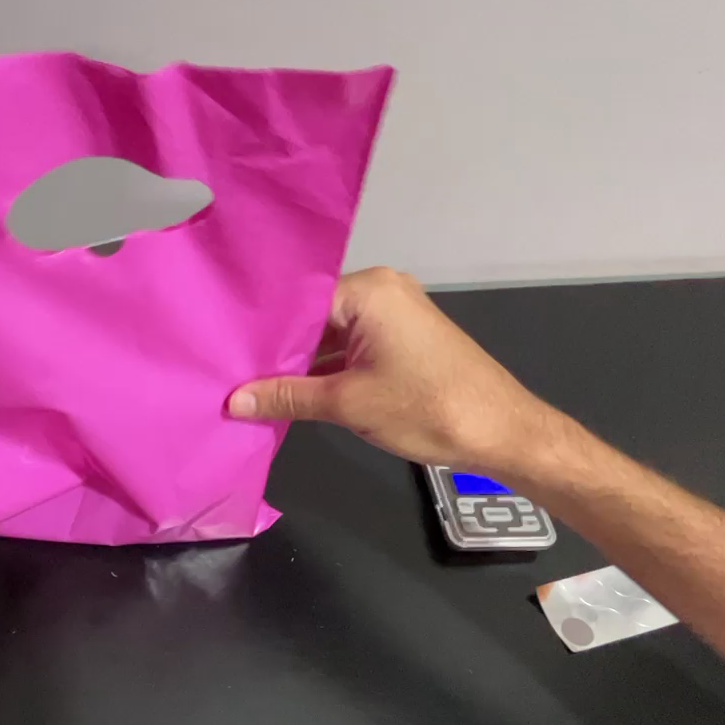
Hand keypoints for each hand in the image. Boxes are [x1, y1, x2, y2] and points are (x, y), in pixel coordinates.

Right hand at [228, 267, 563, 477]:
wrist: (502, 433)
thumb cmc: (427, 408)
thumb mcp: (346, 403)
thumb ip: (285, 398)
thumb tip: (232, 402)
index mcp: (368, 291)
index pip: (296, 303)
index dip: (259, 332)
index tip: (221, 352)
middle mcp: (380, 292)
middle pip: (310, 319)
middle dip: (275, 351)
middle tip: (227, 372)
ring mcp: (392, 317)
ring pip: (327, 337)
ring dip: (298, 366)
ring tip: (248, 386)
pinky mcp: (399, 341)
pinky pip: (347, 349)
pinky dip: (323, 371)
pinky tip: (289, 392)